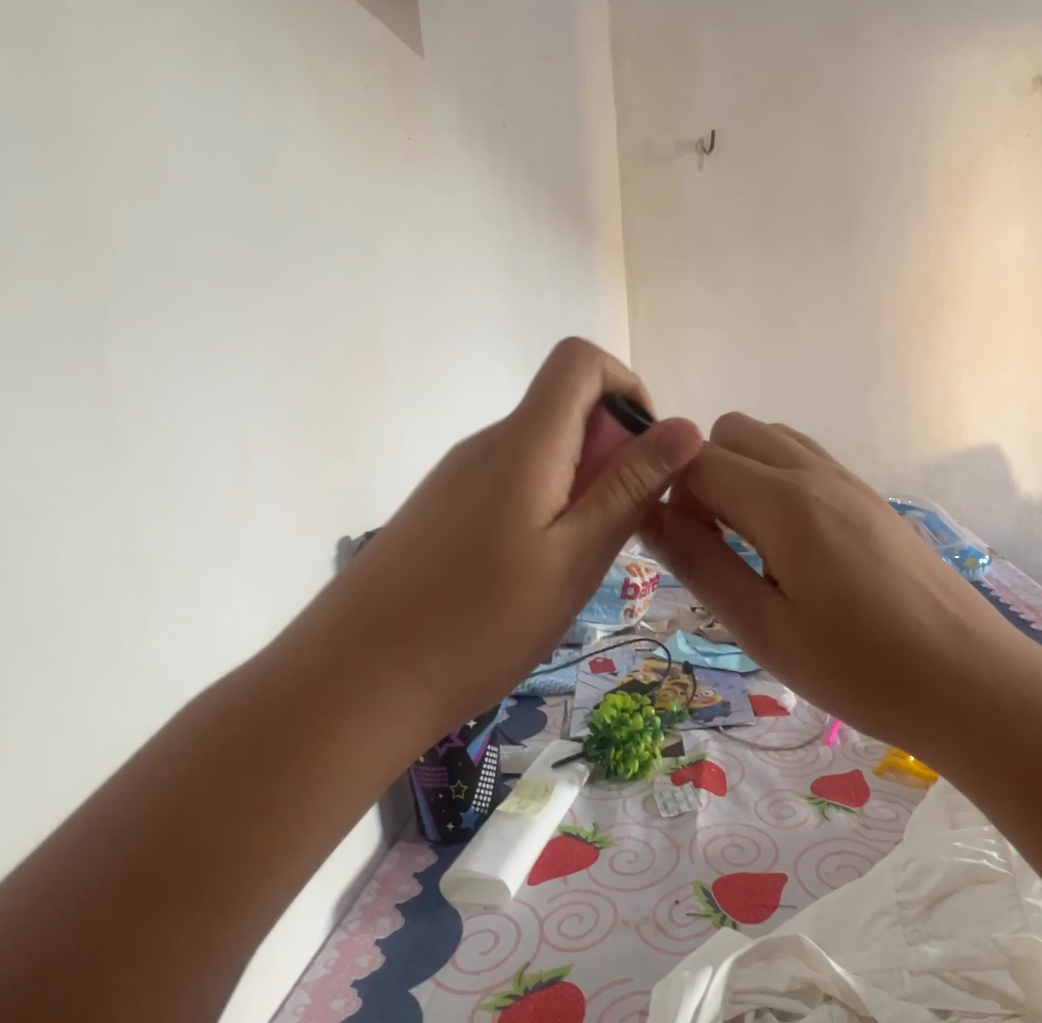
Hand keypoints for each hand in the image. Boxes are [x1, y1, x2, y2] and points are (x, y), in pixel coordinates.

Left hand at [313, 339, 701, 739]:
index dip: (628, 390)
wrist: (354, 681)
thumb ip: (630, 488)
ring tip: (572, 569)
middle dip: (611, 456)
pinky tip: (529, 579)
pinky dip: (543, 511)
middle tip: (613, 536)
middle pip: (564, 409)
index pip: (580, 360)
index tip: (645, 459)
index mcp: (523, 443)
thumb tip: (687, 426)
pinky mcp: (439, 512)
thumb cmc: (480, 623)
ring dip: (579, 491)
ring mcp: (457, 478)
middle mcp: (486, 444)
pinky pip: (510, 486)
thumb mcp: (575, 558)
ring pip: (541, 454)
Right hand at [640, 413, 1016, 750]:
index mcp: (785, 503)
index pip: (696, 458)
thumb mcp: (765, 629)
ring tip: (750, 548)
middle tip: (713, 546)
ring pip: (772, 440)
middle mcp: (816, 474)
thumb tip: (647, 517)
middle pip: (732, 431)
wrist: (971, 681)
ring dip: (742, 475)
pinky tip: (792, 550)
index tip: (678, 548)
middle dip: (703, 475)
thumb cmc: (861, 669)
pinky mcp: (872, 499)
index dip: (668, 493)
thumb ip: (700, 565)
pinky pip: (806, 462)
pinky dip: (777, 483)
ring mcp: (850, 481)